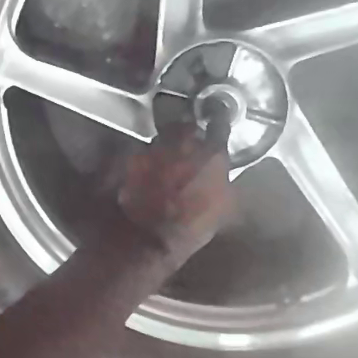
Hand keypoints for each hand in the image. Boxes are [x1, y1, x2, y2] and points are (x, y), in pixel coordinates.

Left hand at [117, 125, 232, 263]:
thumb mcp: (225, 206)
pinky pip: (142, 152)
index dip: (219, 120)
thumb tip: (222, 172)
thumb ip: (225, 179)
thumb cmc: (193, 225)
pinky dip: (146, 160)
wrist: (150, 237)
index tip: (217, 121)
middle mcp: (183, 143)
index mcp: (211, 152)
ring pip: (162, 137)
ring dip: (166, 146)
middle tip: (188, 146)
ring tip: (166, 161)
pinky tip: (146, 173)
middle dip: (188, 134)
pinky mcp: (132, 158)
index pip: (220, 123)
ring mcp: (155, 147)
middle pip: (187, 126)